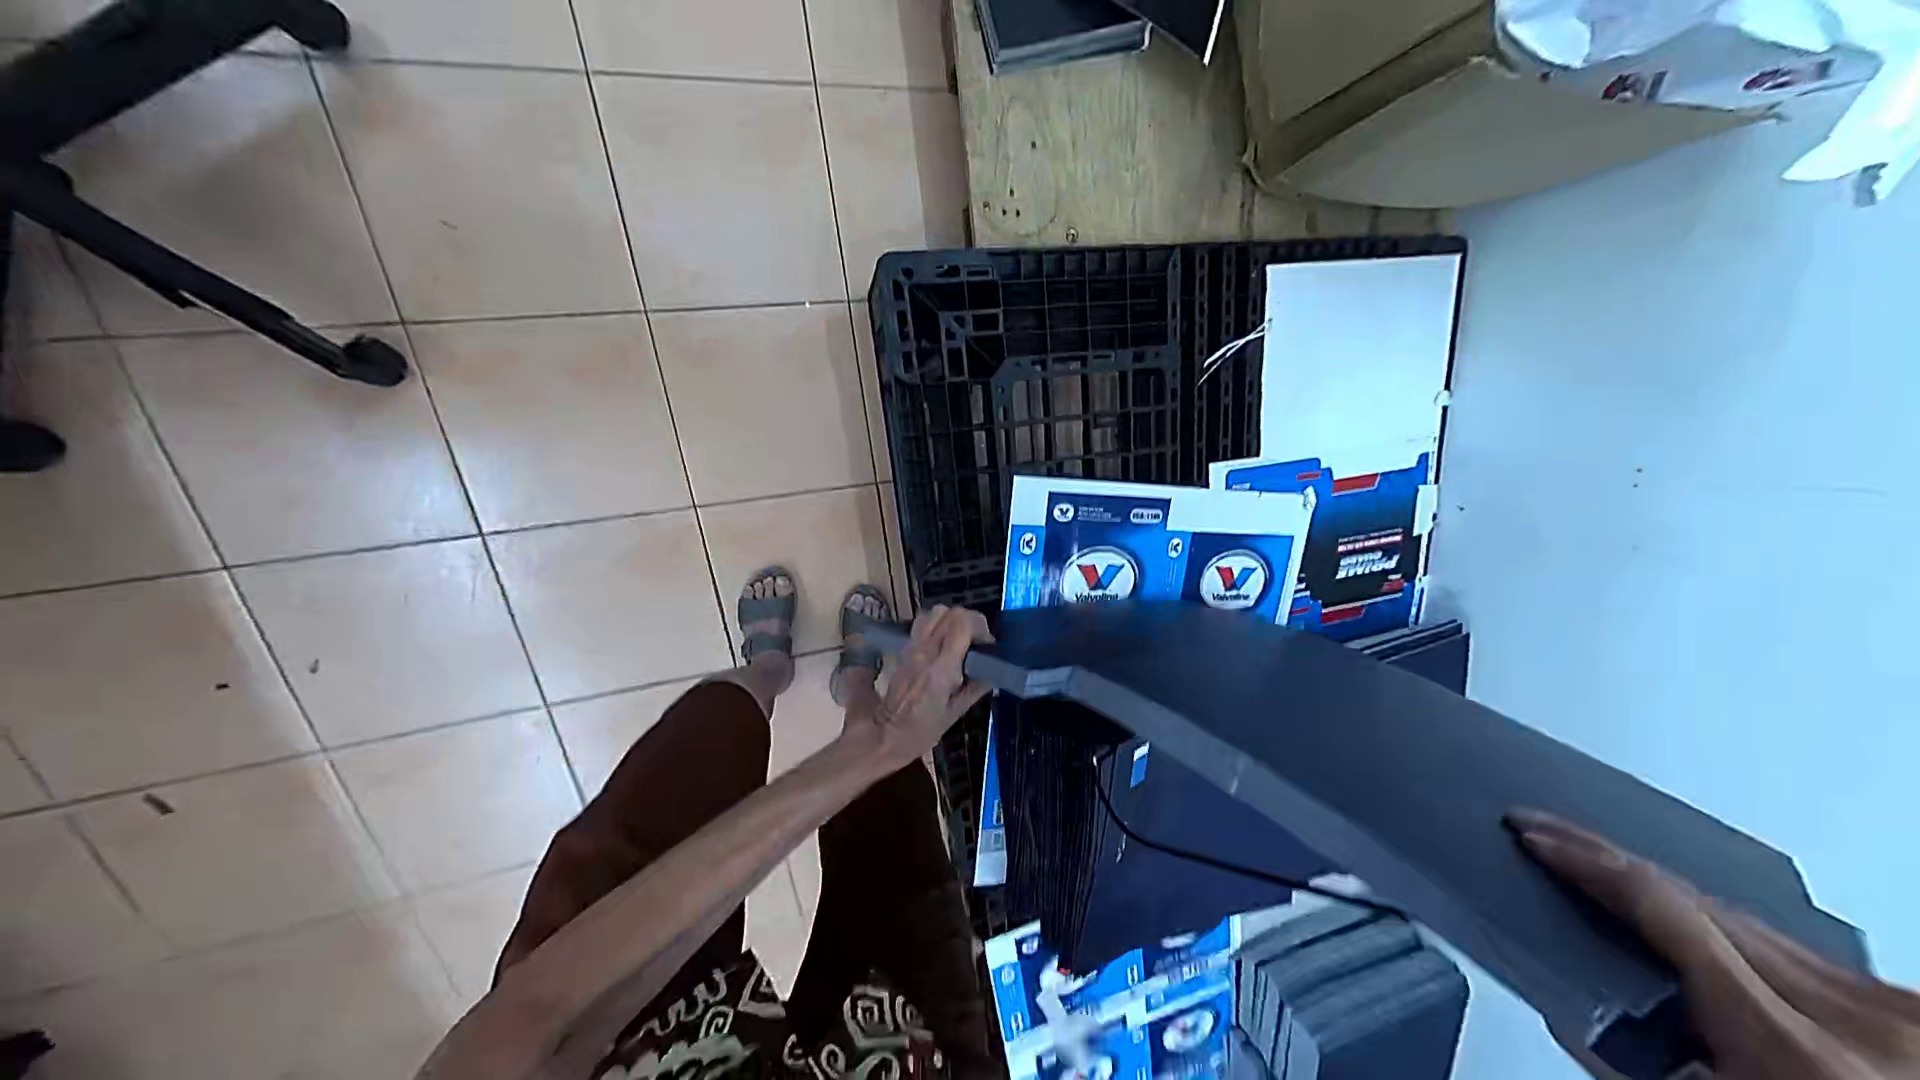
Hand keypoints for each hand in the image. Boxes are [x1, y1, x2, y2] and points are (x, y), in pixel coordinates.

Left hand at [849, 605, 993, 771]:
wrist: (883, 734)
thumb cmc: (922, 730)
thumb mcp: (956, 713)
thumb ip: (976, 687)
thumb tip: (993, 669)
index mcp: (940, 669)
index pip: (962, 625)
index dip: (980, 627)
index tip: (986, 645)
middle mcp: (924, 652)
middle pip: (950, 613)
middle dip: (970, 621)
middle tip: (976, 641)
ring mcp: (911, 648)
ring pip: (934, 612)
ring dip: (951, 619)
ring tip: (960, 639)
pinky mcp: (903, 649)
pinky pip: (923, 623)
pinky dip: (937, 625)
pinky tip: (943, 644)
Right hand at [1509, 809, 1919, 1079]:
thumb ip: (1627, 1068)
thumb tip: (1560, 1012)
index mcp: (1794, 1051)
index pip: (1664, 912)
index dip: (1589, 865)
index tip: (1536, 839)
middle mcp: (1850, 1016)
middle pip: (1691, 895)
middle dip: (1601, 852)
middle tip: (1539, 826)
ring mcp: (1886, 1004)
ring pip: (1730, 909)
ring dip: (1646, 876)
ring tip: (1585, 850)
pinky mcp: (1901, 1000)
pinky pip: (1775, 935)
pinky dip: (1706, 911)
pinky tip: (1664, 895)